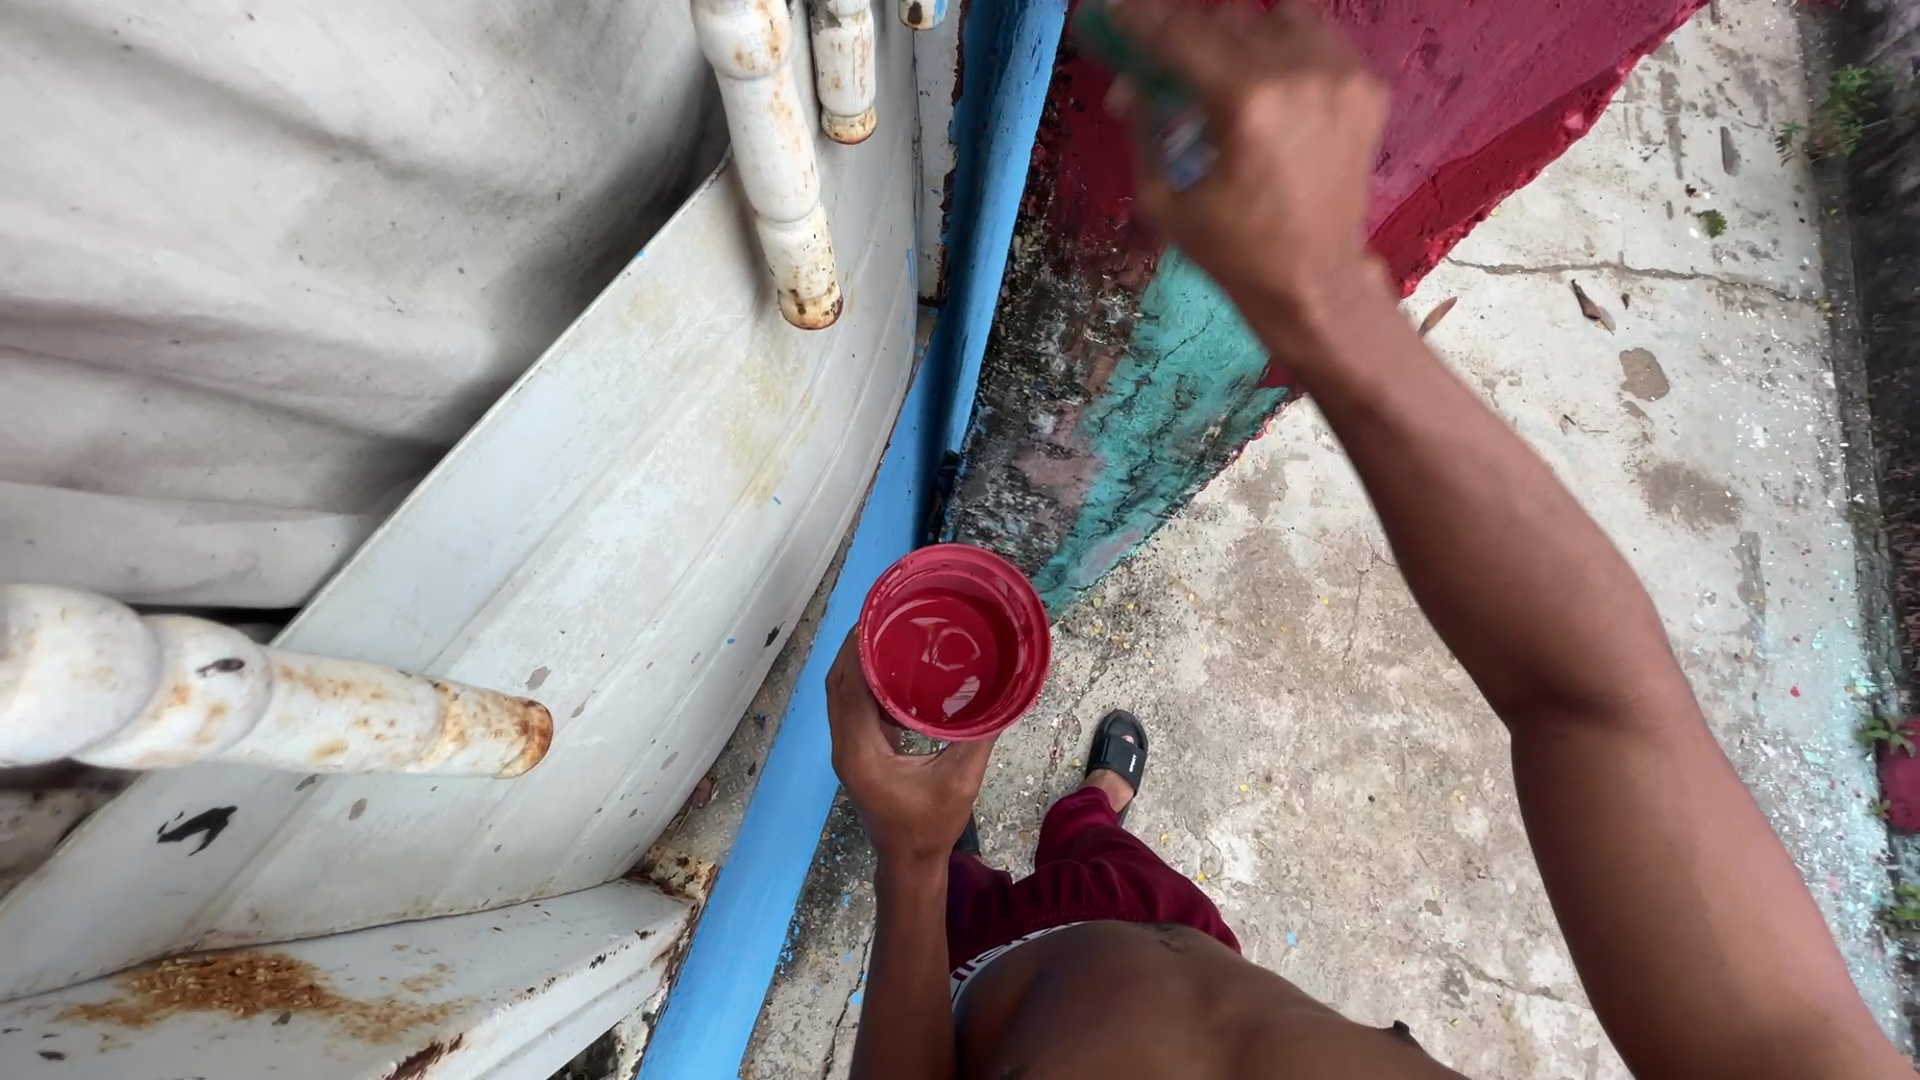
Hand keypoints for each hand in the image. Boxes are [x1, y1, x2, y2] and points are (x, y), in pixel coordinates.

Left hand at [825, 630, 996, 865]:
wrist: (910, 862)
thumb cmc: (931, 826)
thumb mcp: (961, 781)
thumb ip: (979, 736)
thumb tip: (1005, 694)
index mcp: (860, 751)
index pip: (848, 688)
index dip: (856, 651)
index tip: (875, 619)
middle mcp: (846, 745)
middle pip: (838, 684)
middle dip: (854, 647)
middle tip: (883, 616)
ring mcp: (848, 748)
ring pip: (842, 694)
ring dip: (856, 662)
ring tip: (885, 632)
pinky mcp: (858, 750)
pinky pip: (853, 706)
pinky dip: (864, 681)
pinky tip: (891, 667)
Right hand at [1108, 0, 1392, 357]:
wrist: (1312, 279)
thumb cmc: (1231, 252)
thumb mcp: (1166, 205)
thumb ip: (1145, 136)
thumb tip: (1130, 88)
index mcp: (1245, 104)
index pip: (1182, 37)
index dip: (1143, 22)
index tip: (1116, 13)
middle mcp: (1299, 72)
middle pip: (1229, 18)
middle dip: (1187, 33)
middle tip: (1166, 59)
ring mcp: (1342, 73)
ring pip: (1279, 15)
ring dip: (1240, 34)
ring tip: (1225, 72)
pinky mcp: (1367, 85)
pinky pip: (1319, 37)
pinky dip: (1285, 48)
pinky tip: (1269, 84)